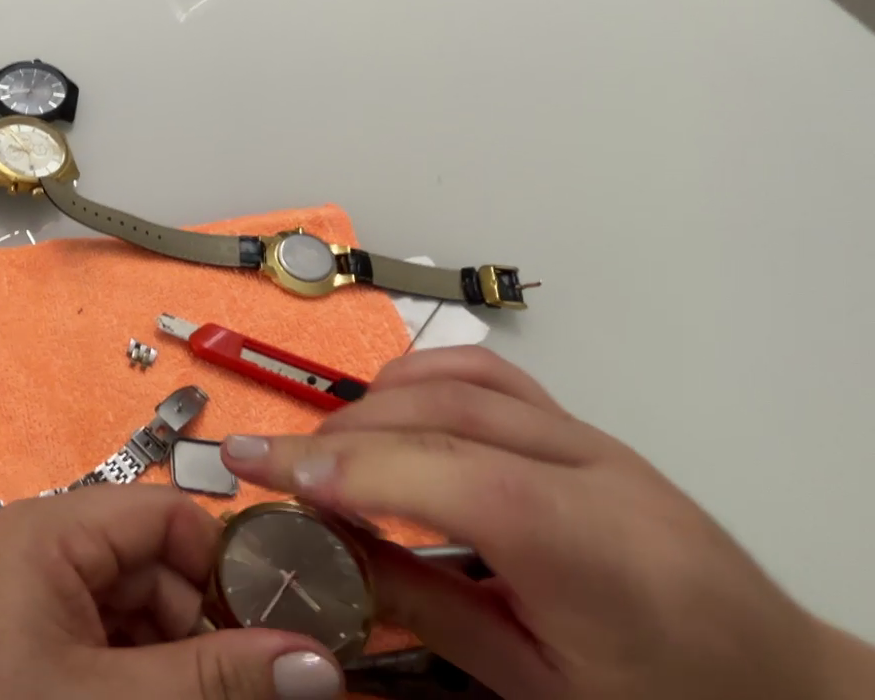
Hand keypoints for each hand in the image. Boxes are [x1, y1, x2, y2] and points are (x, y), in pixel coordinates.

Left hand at [0, 485, 346, 699]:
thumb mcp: (112, 699)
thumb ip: (215, 678)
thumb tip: (322, 663)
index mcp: (52, 529)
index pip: (165, 513)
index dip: (225, 569)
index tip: (274, 640)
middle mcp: (36, 542)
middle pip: (150, 562)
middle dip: (197, 628)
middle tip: (231, 695)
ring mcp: (20, 587)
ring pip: (126, 605)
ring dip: (165, 659)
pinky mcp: (11, 629)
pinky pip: (89, 631)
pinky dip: (124, 669)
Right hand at [217, 346, 874, 699]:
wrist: (778, 682)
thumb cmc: (656, 697)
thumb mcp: (535, 681)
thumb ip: (422, 606)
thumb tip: (319, 548)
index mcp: (607, 562)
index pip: (465, 484)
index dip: (355, 470)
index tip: (263, 469)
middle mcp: (604, 478)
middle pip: (446, 419)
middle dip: (337, 435)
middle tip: (266, 461)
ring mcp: (594, 440)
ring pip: (458, 385)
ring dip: (370, 405)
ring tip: (322, 447)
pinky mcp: (581, 426)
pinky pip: (487, 373)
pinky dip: (417, 377)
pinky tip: (384, 407)